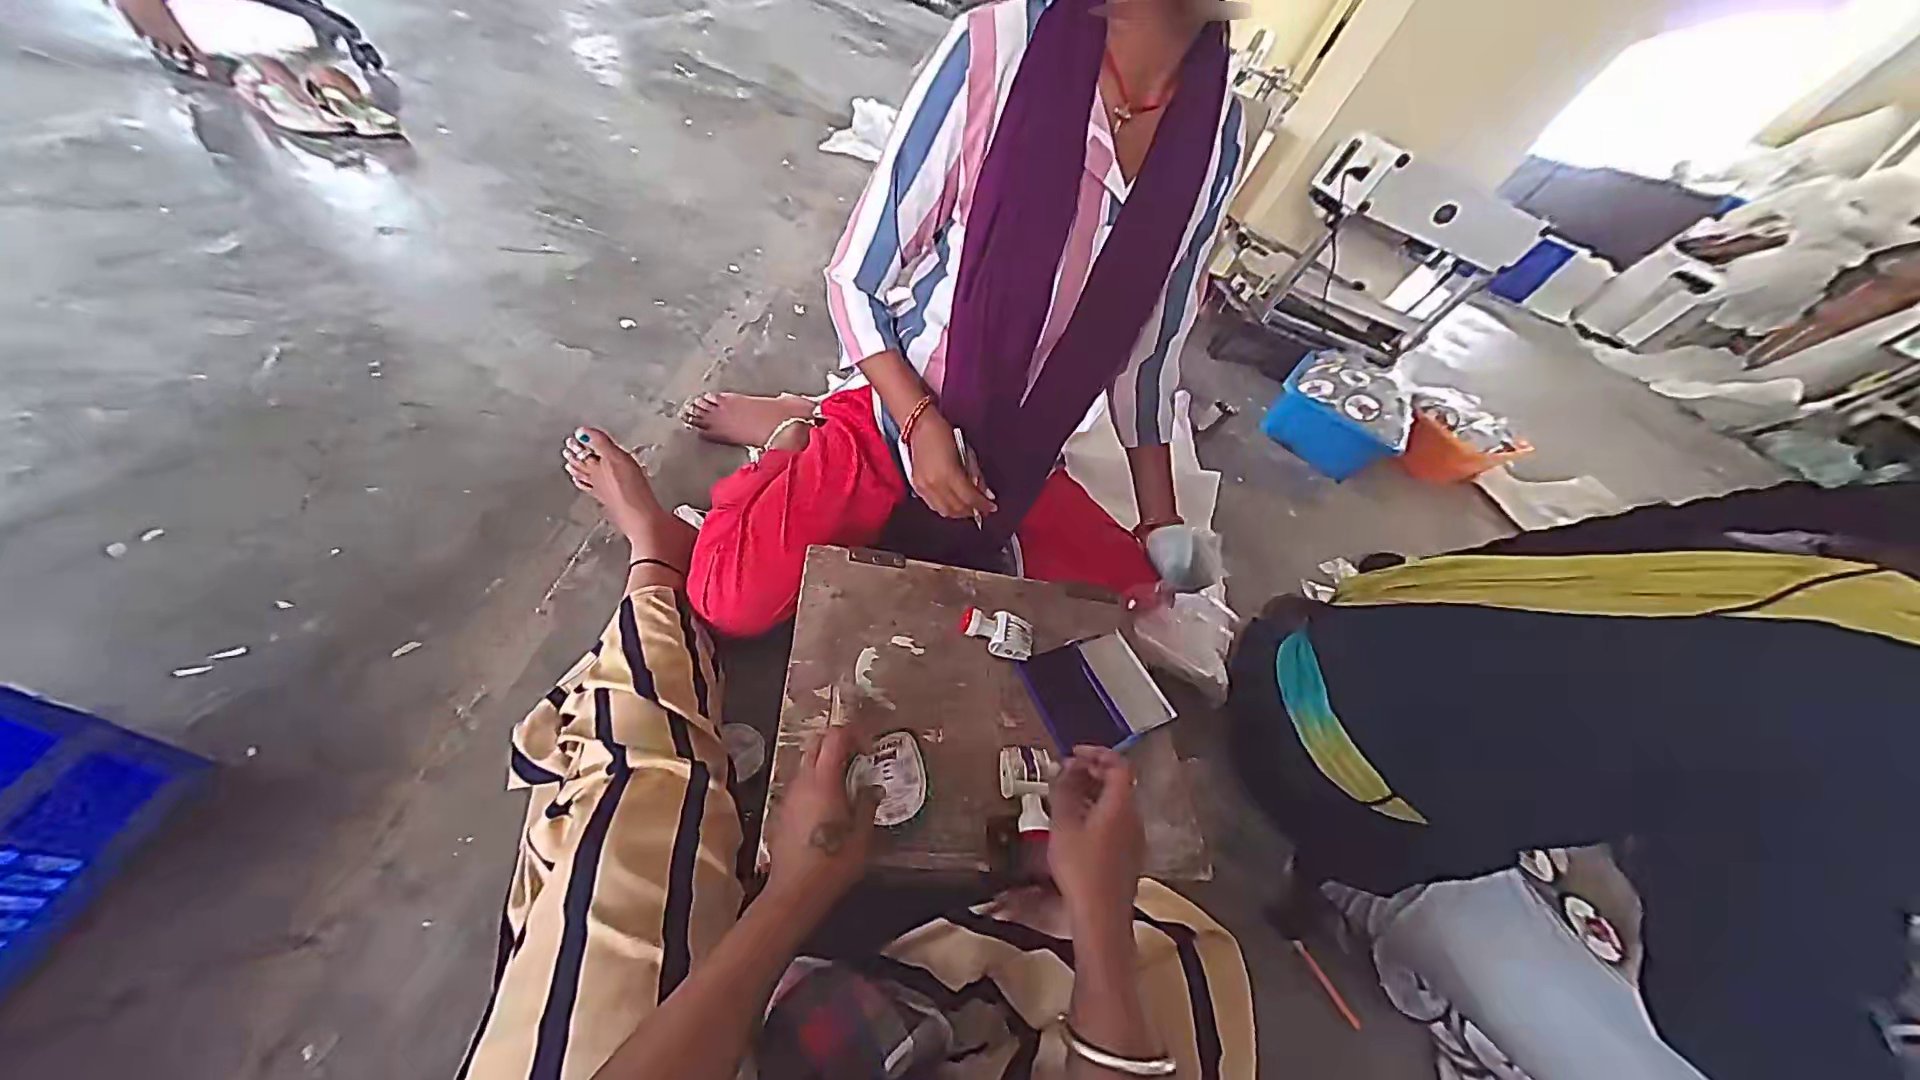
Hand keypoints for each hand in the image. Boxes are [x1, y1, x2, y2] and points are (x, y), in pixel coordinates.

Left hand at [765, 726, 880, 917]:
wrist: (794, 894)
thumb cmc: (833, 862)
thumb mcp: (862, 834)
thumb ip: (868, 804)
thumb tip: (873, 789)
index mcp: (824, 780)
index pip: (835, 737)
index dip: (853, 733)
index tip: (868, 746)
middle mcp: (803, 782)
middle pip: (817, 743)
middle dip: (838, 742)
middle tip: (858, 756)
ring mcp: (789, 796)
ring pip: (806, 763)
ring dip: (826, 762)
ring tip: (847, 781)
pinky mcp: (782, 811)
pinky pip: (800, 784)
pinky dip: (815, 782)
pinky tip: (828, 805)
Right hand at [907, 410, 996, 519]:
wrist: (918, 426)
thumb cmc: (945, 435)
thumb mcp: (967, 453)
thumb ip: (976, 476)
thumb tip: (986, 494)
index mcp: (949, 474)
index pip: (969, 498)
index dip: (983, 505)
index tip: (992, 507)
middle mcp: (935, 485)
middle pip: (958, 508)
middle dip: (972, 511)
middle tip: (982, 509)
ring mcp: (924, 488)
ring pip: (945, 511)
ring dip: (959, 513)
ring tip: (969, 508)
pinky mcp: (917, 488)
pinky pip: (934, 506)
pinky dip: (946, 508)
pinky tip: (954, 504)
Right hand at [1047, 746, 1144, 927]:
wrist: (1101, 918)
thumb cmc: (1081, 868)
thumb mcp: (1063, 825)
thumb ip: (1064, 791)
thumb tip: (1065, 769)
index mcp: (1121, 805)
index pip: (1117, 765)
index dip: (1096, 753)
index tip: (1074, 753)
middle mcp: (1134, 817)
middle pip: (1118, 782)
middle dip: (1092, 771)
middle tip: (1066, 771)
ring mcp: (1135, 838)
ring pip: (1117, 802)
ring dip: (1094, 791)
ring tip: (1067, 794)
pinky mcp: (1130, 855)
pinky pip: (1117, 820)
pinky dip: (1098, 810)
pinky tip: (1077, 822)